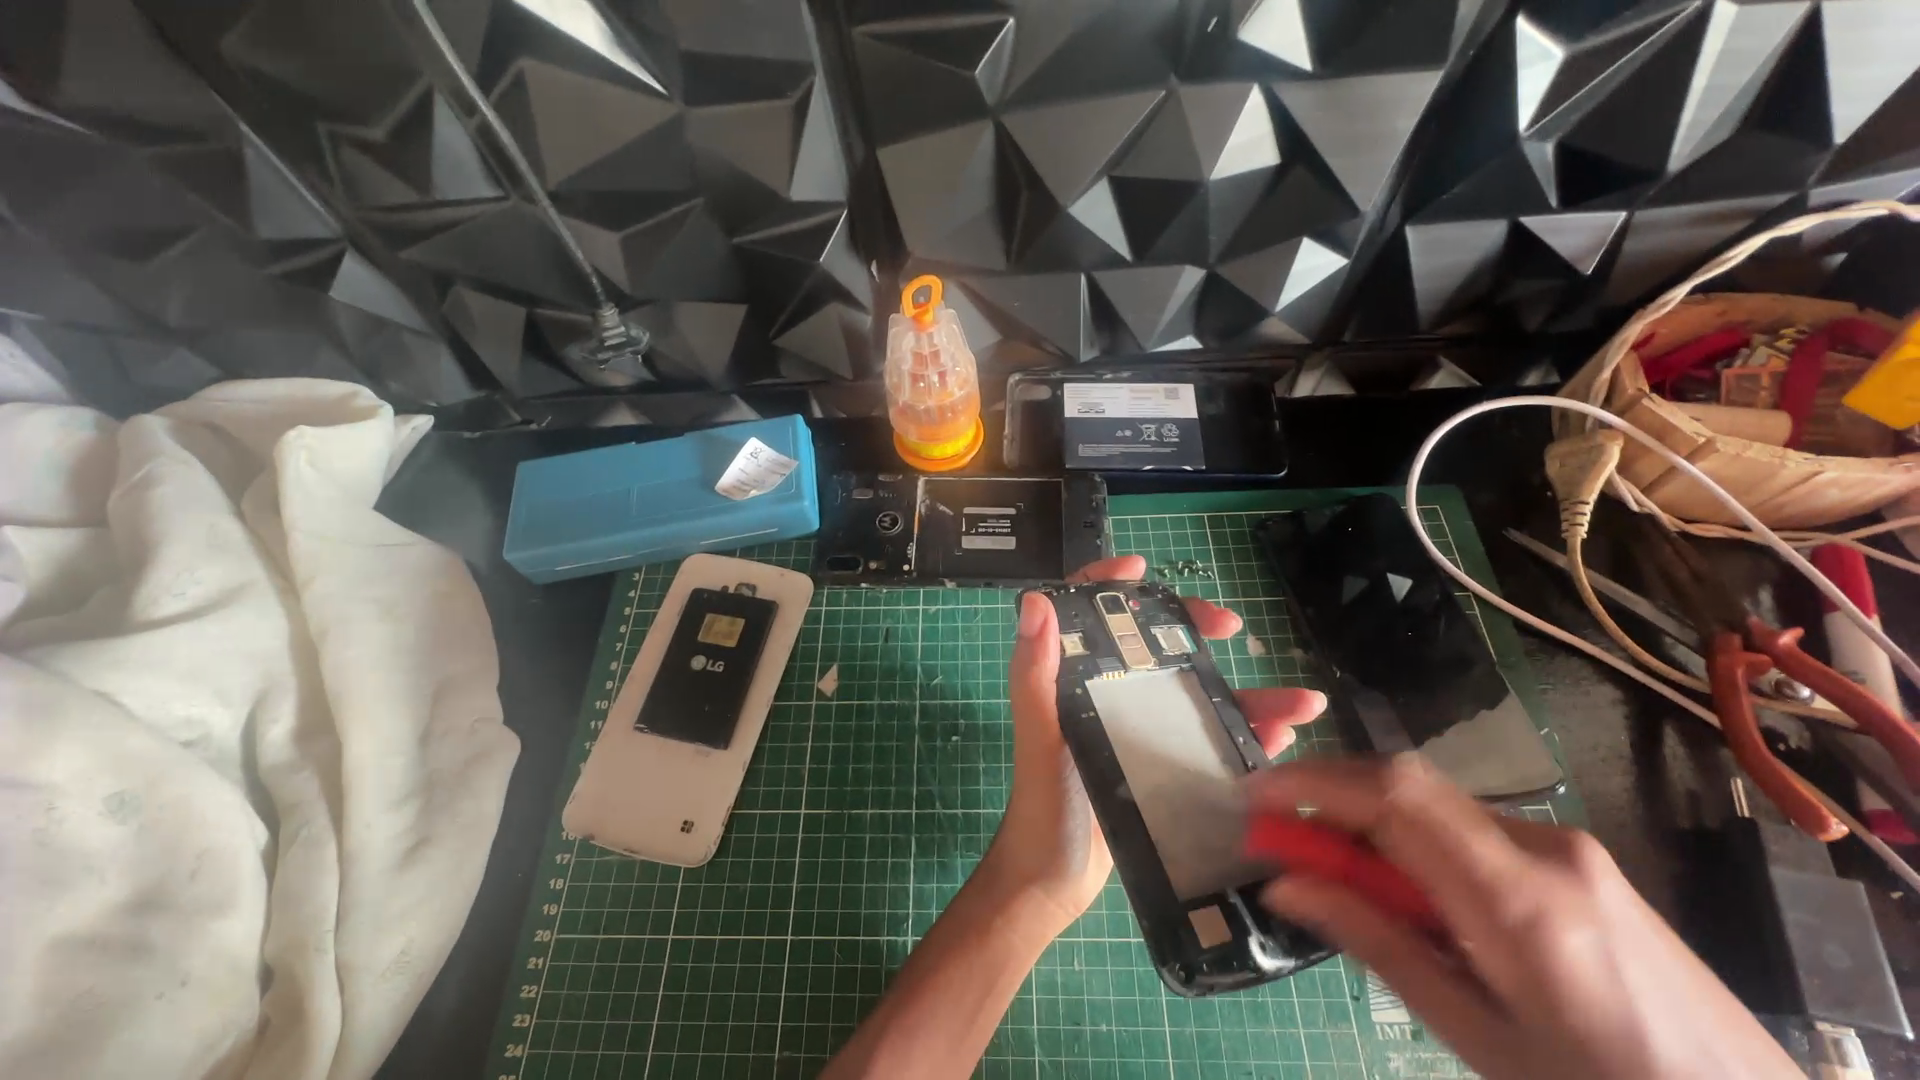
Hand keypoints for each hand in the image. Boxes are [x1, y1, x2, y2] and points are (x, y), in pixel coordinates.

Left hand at [985, 554, 1325, 931]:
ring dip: (1251, 692)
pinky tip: (1286, 738)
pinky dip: (1251, 736)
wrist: (1054, 882)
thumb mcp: (1040, 738)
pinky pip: (1212, 741)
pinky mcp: (1165, 768)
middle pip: (1154, 646)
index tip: (1142, 570)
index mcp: (1073, 681)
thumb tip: (1036, 600)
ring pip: (1198, 695)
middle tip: (1230, 625)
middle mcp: (1107, 697)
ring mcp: (1140, 732)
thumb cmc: (1043, 805)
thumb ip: (1034, 674)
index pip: (1087, 615)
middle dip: (1193, 626)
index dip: (1109, 585)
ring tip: (1302, 701)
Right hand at [1251, 757, 1801, 1079]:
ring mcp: (1568, 846)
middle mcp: (1544, 847)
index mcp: (1518, 899)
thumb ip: (1376, 944)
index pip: (1394, 798)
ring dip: (1372, 823)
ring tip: (1339, 880)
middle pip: (1410, 786)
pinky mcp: (1577, 857)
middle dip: (1330, 795)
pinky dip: (1416, 840)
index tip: (1254, 797)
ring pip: (1437, 805)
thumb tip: (1286, 886)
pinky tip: (1410, 893)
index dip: (1313, 783)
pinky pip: (1470, 827)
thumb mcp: (1473, 1033)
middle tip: (1278, 838)